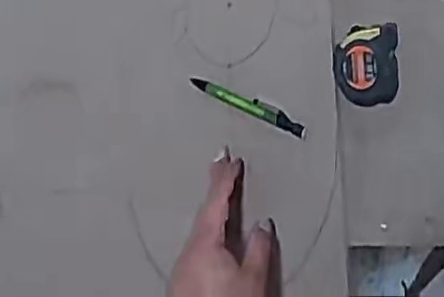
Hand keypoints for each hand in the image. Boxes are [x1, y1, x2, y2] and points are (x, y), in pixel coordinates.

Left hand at [170, 151, 276, 296]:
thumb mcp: (253, 278)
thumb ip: (260, 245)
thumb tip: (262, 226)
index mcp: (203, 245)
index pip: (216, 201)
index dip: (225, 178)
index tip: (231, 158)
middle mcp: (187, 255)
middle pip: (204, 214)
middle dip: (215, 189)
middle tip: (221, 164)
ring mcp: (181, 273)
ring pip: (199, 230)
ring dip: (211, 210)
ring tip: (221, 193)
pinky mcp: (181, 287)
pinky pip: (196, 246)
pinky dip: (207, 229)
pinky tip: (214, 232)